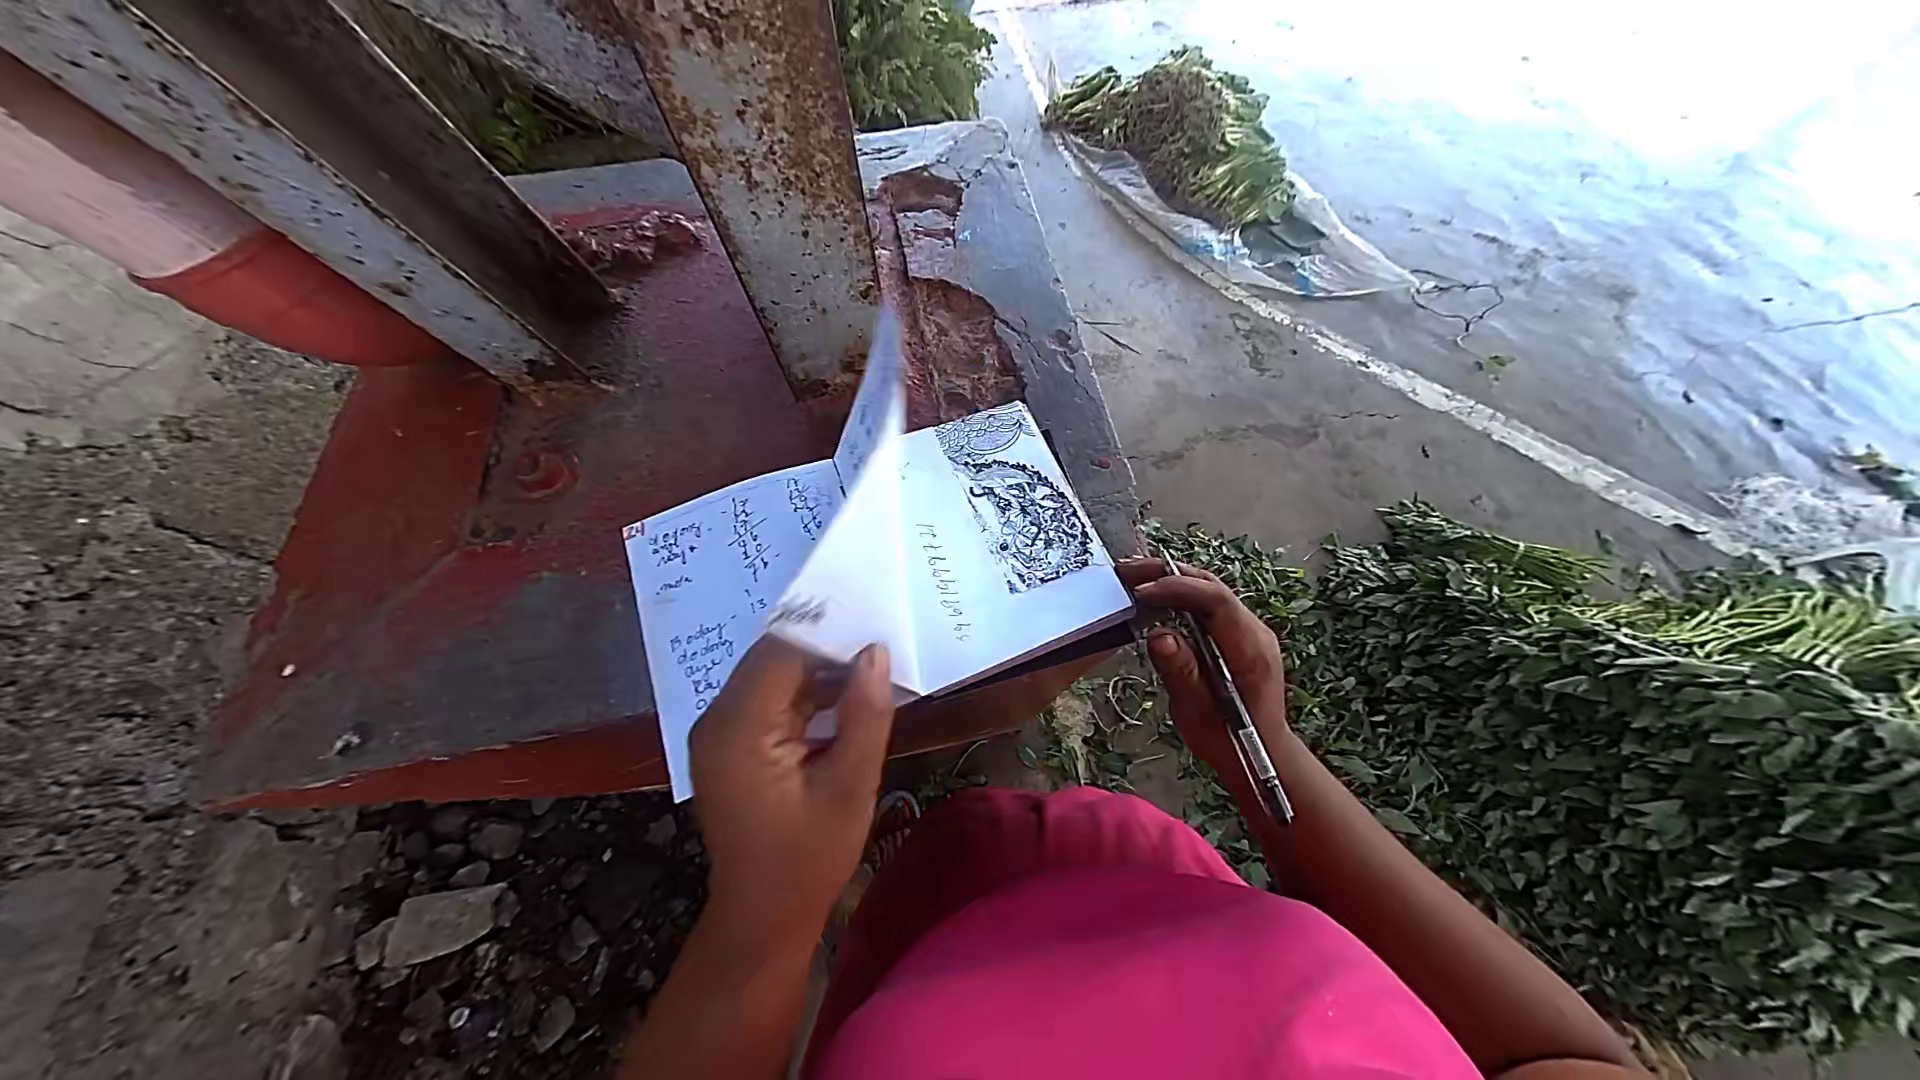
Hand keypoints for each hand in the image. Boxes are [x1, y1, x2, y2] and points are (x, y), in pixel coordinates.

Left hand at [689, 638, 894, 939]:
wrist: (763, 917)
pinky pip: (771, 698)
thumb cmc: (808, 860)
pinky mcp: (731, 742)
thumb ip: (864, 715)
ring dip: (820, 670)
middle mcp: (717, 721)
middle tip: (878, 638)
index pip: (780, 654)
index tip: (873, 619)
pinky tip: (845, 697)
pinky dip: (808, 693)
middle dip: (826, 648)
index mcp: (737, 731)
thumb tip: (874, 653)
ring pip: (774, 675)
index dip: (826, 632)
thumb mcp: (850, 787)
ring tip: (870, 663)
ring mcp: (720, 731)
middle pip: (773, 659)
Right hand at [1118, 558, 1288, 781]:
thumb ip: (1181, 673)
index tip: (1141, 593)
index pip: (1217, 601)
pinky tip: (1151, 593)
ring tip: (1132, 576)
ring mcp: (1246, 629)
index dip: (1177, 589)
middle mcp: (1253, 631)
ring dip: (1170, 578)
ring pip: (1208, 588)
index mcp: (1250, 650)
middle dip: (1168, 573)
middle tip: (1127, 571)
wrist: (1261, 752)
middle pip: (1211, 586)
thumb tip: (1159, 636)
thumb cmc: (1230, 739)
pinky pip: (1206, 601)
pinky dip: (1177, 592)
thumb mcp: (1198, 712)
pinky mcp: (1234, 633)